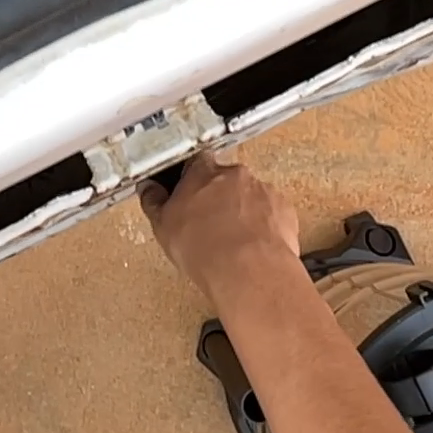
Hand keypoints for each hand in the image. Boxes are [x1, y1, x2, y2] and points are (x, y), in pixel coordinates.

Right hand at [139, 156, 300, 298]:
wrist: (249, 270)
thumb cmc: (206, 249)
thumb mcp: (163, 228)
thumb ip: (155, 202)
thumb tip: (149, 190)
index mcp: (203, 173)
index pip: (194, 162)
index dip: (191, 179)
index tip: (188, 193)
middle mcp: (234, 175)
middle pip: (224, 180)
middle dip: (218, 198)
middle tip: (208, 224)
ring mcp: (262, 191)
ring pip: (249, 196)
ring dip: (242, 212)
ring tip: (232, 242)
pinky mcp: (283, 210)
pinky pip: (271, 213)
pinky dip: (263, 226)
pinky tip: (253, 247)